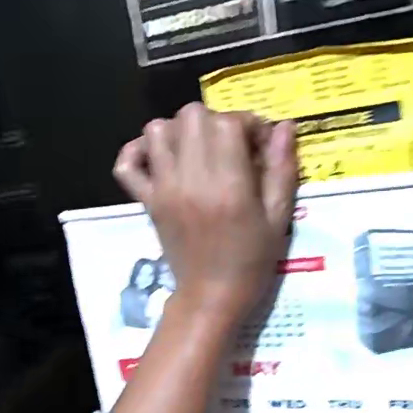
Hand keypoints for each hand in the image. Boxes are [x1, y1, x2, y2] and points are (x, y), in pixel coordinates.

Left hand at [113, 104, 297, 327]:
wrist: (211, 296)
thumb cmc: (252, 261)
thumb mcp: (278, 218)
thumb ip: (282, 169)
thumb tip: (285, 126)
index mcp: (229, 185)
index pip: (228, 123)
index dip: (248, 123)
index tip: (259, 145)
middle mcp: (191, 180)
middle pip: (191, 116)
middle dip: (215, 121)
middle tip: (230, 146)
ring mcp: (163, 189)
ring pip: (158, 129)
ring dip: (180, 131)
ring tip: (199, 151)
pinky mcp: (146, 201)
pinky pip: (126, 164)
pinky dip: (138, 151)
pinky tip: (161, 158)